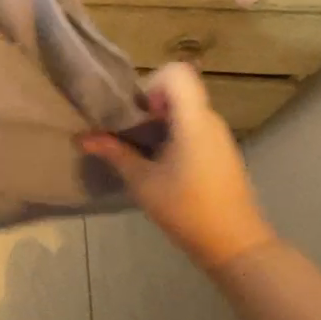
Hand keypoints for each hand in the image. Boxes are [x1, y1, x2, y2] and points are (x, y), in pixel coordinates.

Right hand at [79, 62, 278, 270]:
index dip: (153, 83)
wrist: (237, 247)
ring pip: (186, 110)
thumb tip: (83, 138)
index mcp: (193, 119)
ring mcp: (220, 136)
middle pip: (178, 90)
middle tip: (133, 133)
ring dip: (163, 122)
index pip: (177, 72)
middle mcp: (210, 119)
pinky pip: (196, 127)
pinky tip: (166, 166)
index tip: (140, 112)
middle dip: (151, 105)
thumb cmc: (187, 210)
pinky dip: (177, 135)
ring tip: (145, 151)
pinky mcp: (223, 152)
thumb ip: (114, 153)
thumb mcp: (143, 182)